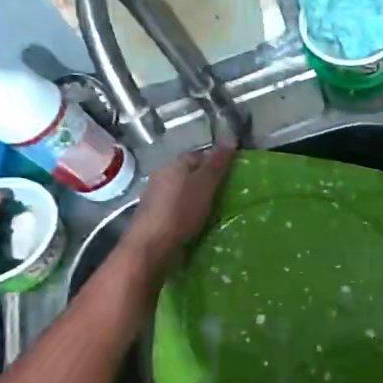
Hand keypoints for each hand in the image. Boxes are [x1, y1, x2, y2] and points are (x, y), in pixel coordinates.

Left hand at [124, 141, 235, 267]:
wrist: (151, 246)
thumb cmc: (181, 211)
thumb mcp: (205, 184)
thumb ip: (217, 163)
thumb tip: (231, 137)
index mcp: (174, 164)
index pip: (199, 155)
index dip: (216, 163)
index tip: (230, 177)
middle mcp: (161, 175)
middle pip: (188, 173)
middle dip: (204, 182)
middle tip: (223, 195)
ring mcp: (154, 196)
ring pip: (181, 191)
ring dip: (194, 198)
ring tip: (211, 211)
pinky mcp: (152, 216)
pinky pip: (174, 208)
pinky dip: (185, 213)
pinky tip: (194, 223)